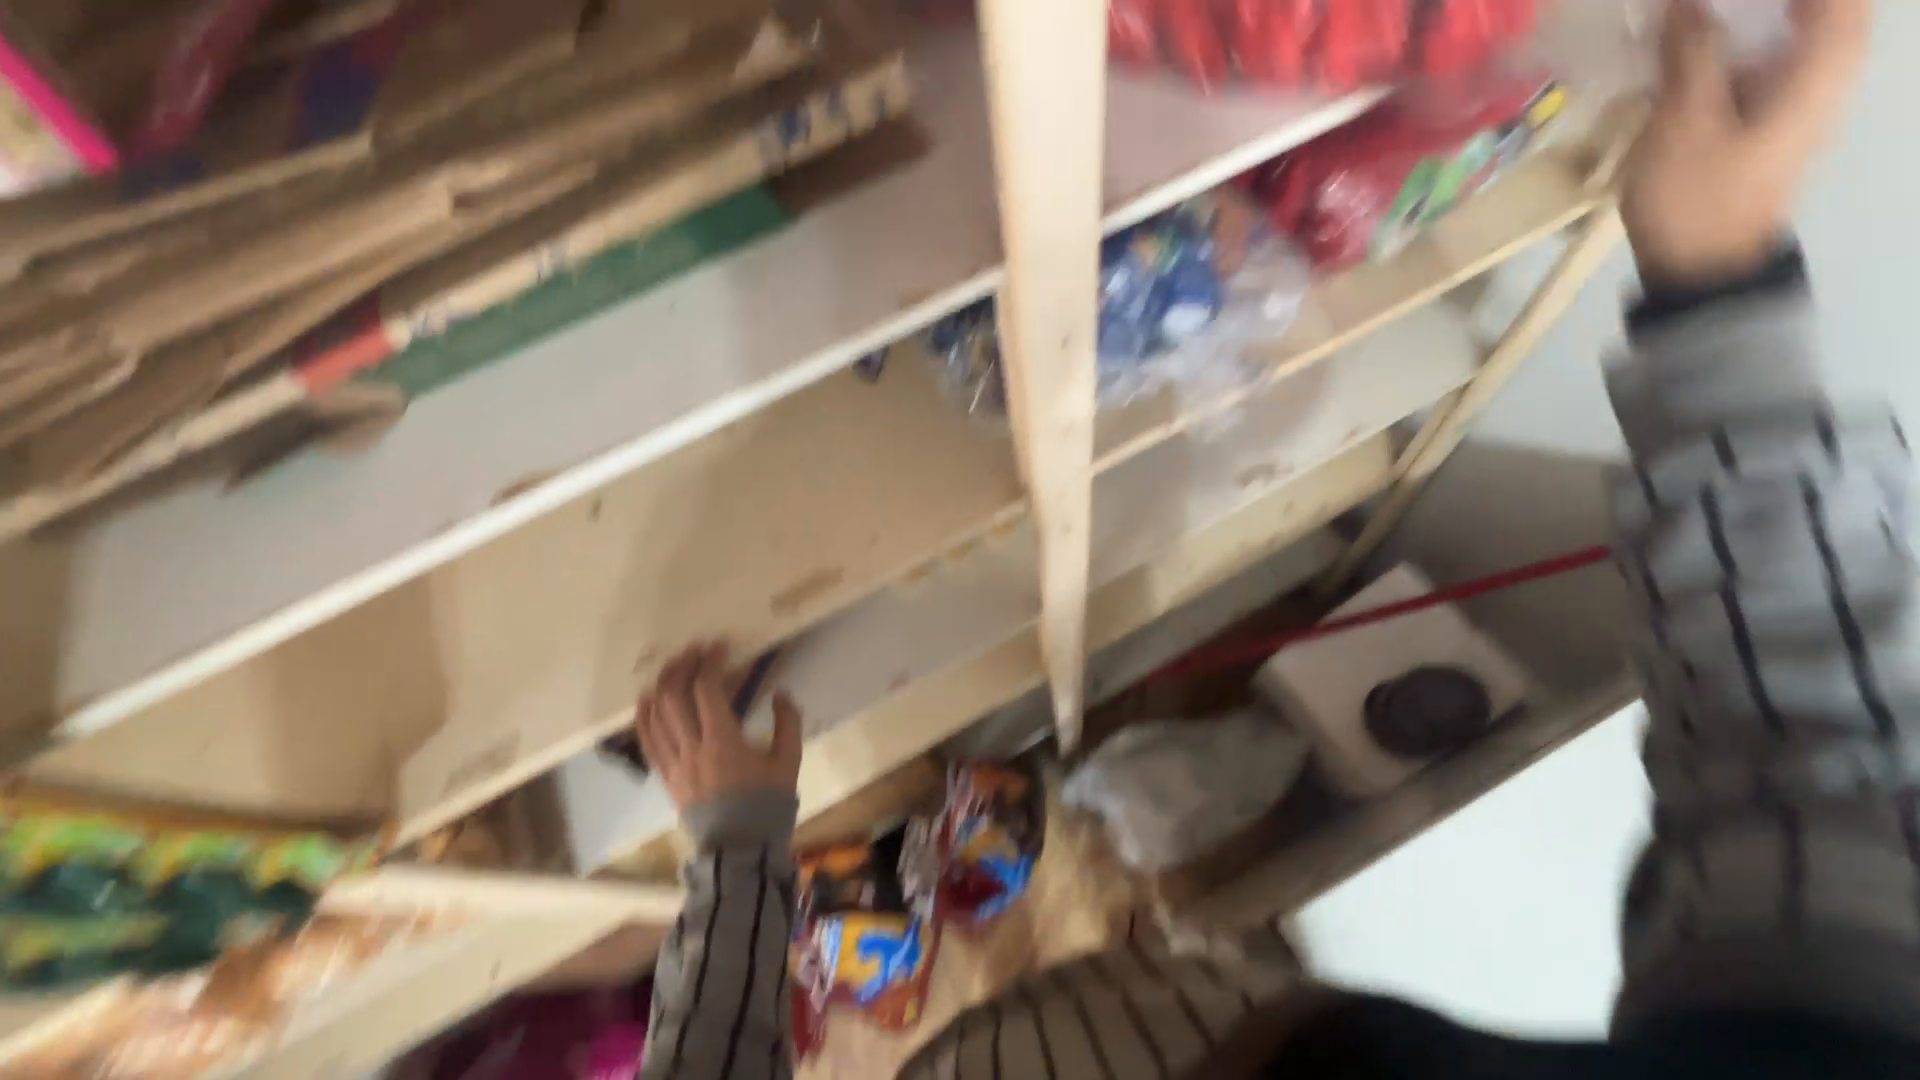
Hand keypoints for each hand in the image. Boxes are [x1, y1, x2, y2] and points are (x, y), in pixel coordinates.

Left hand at [634, 642, 802, 810]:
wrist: (740, 849)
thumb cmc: (767, 804)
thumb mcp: (789, 762)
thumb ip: (788, 723)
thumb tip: (781, 694)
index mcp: (723, 741)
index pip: (706, 690)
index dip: (710, 662)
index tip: (719, 646)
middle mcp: (692, 748)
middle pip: (673, 696)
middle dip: (682, 667)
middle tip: (695, 651)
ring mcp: (674, 763)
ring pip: (655, 715)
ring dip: (662, 685)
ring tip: (674, 668)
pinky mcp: (666, 777)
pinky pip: (647, 741)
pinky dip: (644, 715)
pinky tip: (649, 699)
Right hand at [1621, 0, 1869, 285]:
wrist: (1700, 270)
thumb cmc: (1696, 198)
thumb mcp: (1683, 124)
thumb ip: (1690, 55)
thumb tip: (1685, 3)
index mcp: (1825, 63)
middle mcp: (1828, 71)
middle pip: (1807, 8)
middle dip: (1746, 6)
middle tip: (1690, 7)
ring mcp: (1800, 98)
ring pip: (1780, 32)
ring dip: (1733, 26)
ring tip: (1679, 23)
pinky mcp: (1770, 120)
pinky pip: (1758, 64)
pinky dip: (1726, 53)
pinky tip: (1682, 60)